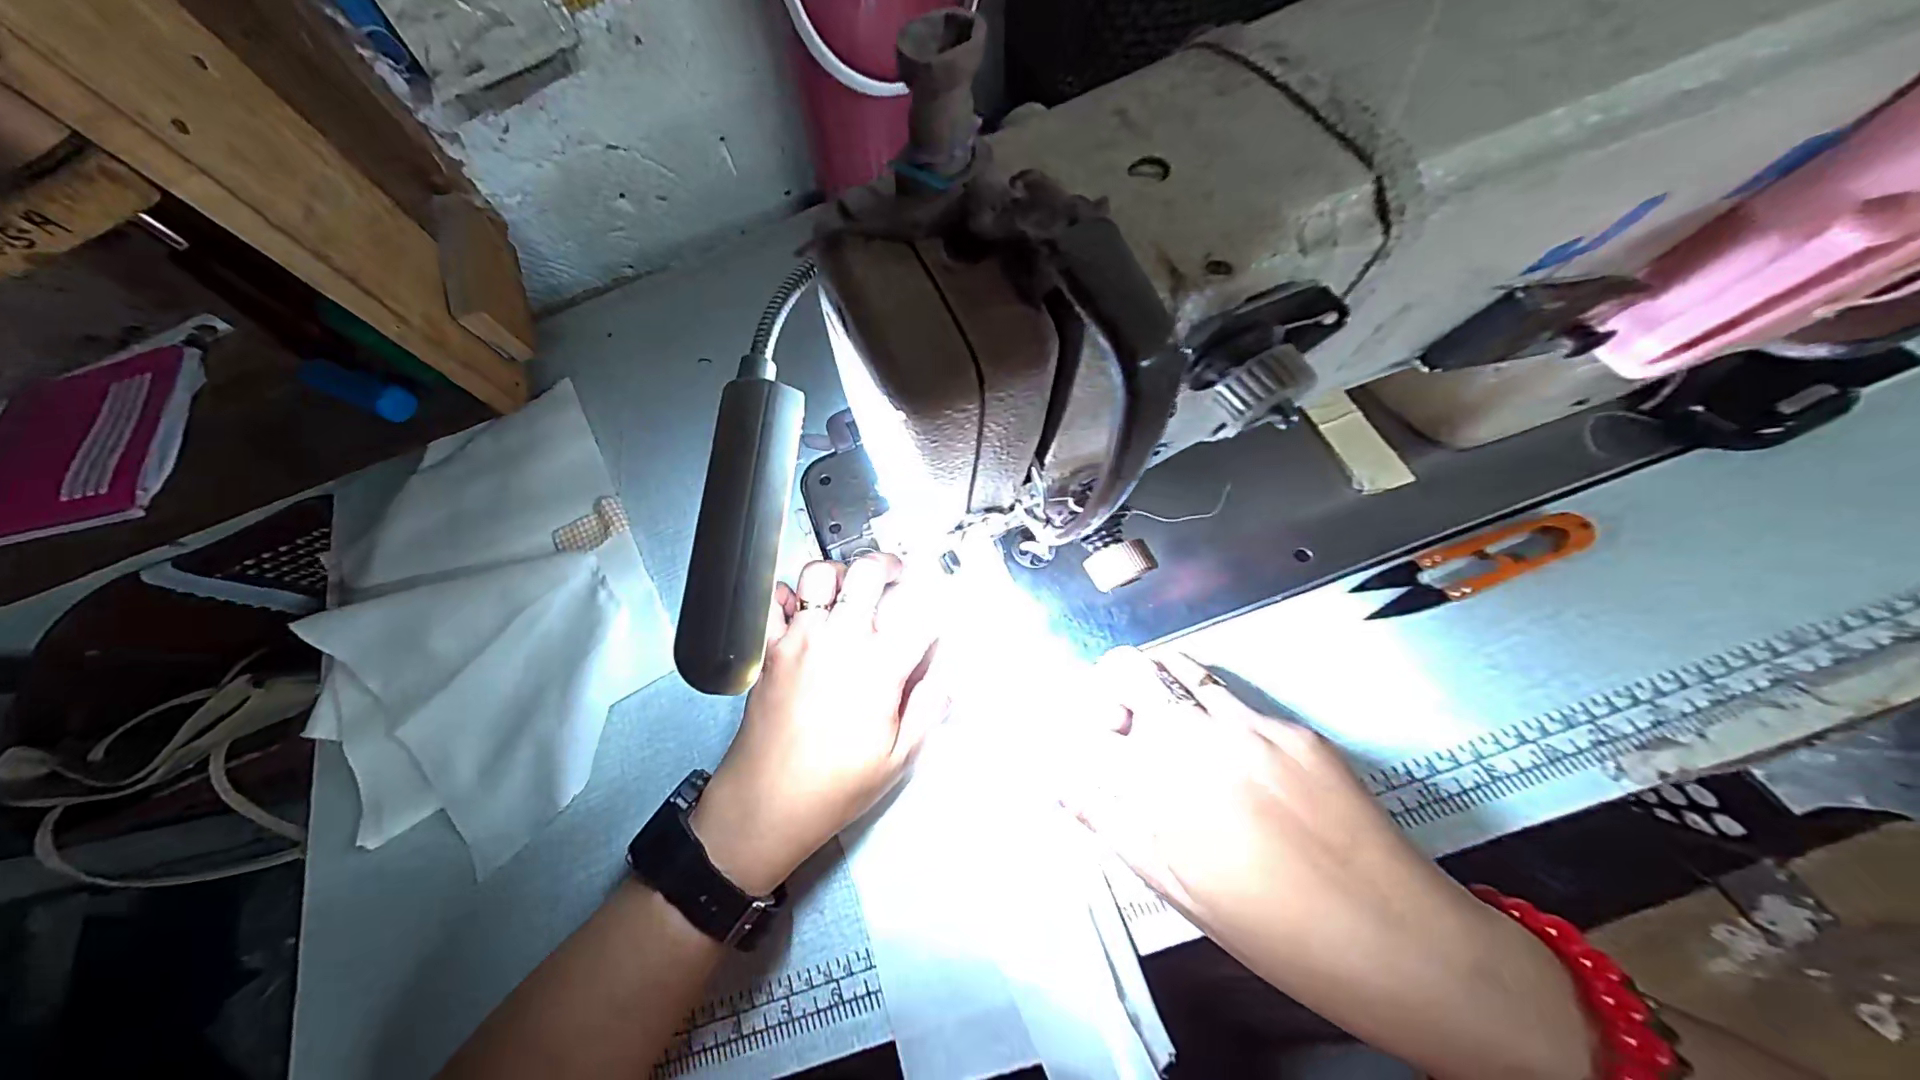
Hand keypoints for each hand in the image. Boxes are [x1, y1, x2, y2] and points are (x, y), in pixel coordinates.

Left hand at [690, 554, 943, 894]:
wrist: (766, 805)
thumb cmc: (831, 787)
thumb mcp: (898, 759)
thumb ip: (928, 710)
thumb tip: (944, 678)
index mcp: (879, 668)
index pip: (919, 613)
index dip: (935, 606)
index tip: (935, 614)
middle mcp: (840, 643)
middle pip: (867, 573)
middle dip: (889, 566)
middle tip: (896, 577)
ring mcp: (800, 642)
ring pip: (818, 574)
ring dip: (839, 575)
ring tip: (848, 591)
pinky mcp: (770, 651)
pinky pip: (772, 603)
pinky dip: (786, 596)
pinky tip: (800, 610)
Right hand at [1058, 647, 1595, 1079]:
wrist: (1394, 940)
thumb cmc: (1270, 929)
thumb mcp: (1177, 887)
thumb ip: (1111, 825)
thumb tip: (1060, 784)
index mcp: (1158, 788)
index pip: (1093, 724)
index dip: (1080, 718)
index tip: (1091, 731)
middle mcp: (1197, 742)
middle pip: (1133, 673)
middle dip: (1114, 680)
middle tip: (1118, 706)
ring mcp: (1250, 728)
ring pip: (1183, 670)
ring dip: (1158, 675)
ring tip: (1155, 693)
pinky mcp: (1295, 729)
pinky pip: (1235, 700)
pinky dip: (1210, 702)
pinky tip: (1221, 733)